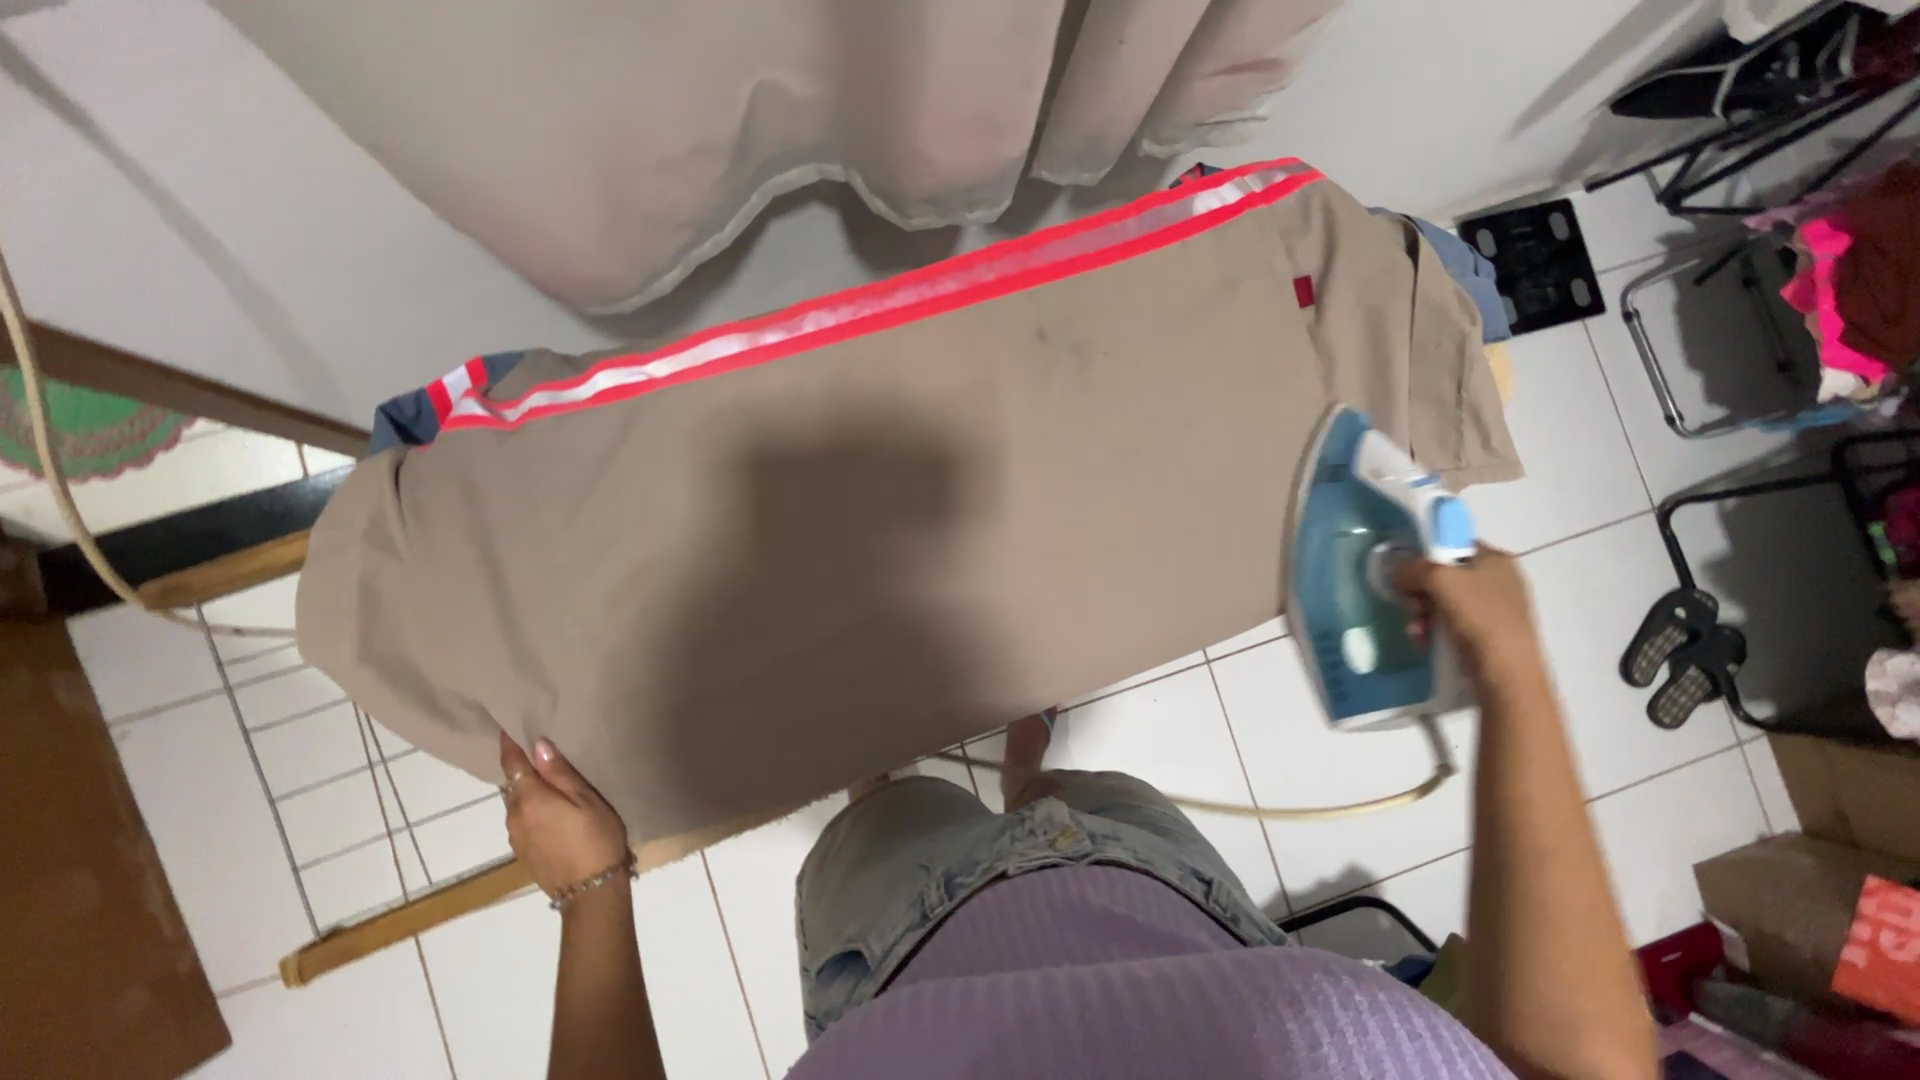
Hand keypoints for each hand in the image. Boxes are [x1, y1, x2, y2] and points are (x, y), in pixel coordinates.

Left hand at [500, 732, 630, 899]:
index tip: (507, 724)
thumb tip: (539, 745)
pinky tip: (551, 809)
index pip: (512, 764)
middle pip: (512, 784)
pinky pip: (523, 820)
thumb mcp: (587, 800)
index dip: (509, 743)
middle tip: (538, 747)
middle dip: (521, 766)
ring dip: (528, 789)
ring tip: (548, 778)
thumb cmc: (596, 838)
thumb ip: (561, 773)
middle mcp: (514, 816)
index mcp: (529, 799)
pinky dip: (531, 808)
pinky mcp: (524, 852)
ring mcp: (516, 837)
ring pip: (517, 803)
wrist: (590, 891)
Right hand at [1393, 544, 1542, 678]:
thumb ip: (1413, 568)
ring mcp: (1492, 608)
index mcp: (1495, 559)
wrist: (1506, 672)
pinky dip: (1431, 631)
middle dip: (1418, 594)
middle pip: (1441, 576)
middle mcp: (1497, 580)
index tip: (1408, 575)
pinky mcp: (1486, 633)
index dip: (1426, 557)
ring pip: (1441, 602)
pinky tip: (1424, 642)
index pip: (1451, 545)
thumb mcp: (1440, 580)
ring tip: (1416, 632)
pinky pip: (1448, 623)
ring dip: (1420, 615)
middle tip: (1411, 607)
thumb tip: (1397, 572)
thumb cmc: (1479, 617)